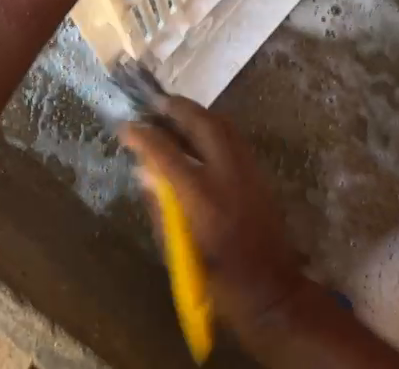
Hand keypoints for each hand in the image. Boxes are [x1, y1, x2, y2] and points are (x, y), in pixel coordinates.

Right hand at [120, 95, 306, 334]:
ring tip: (174, 112)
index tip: (126, 128)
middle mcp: (226, 175)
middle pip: (200, 123)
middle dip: (175, 108)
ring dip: (196, 113)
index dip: (143, 136)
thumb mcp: (179, 251)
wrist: (272, 294)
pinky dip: (214, 126)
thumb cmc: (218, 281)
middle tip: (154, 104)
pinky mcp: (261, 175)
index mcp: (201, 197)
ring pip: (223, 124)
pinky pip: (235, 137)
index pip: (165, 152)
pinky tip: (200, 134)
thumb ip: (160, 207)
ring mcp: (248, 171)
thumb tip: (145, 173)